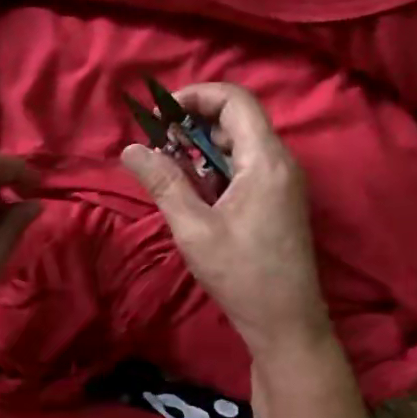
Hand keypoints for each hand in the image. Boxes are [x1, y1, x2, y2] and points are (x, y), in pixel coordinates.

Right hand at [122, 83, 334, 357]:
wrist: (286, 321)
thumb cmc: (241, 274)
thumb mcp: (193, 228)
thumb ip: (163, 182)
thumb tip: (131, 149)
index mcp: (265, 161)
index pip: (236, 101)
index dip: (197, 96)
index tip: (161, 114)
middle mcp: (281, 163)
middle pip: (237, 120)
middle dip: (194, 124)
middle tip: (158, 144)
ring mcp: (282, 182)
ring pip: (239, 145)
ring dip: (202, 149)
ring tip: (169, 169)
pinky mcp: (278, 200)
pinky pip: (245, 168)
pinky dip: (215, 169)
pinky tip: (192, 192)